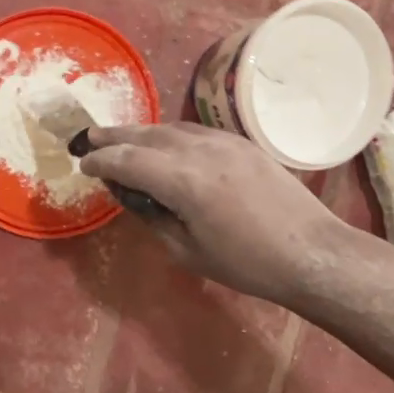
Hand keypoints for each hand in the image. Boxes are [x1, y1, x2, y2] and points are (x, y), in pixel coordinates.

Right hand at [79, 122, 346, 303]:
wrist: (310, 252)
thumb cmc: (246, 263)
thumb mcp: (188, 251)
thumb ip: (154, 218)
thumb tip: (133, 196)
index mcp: (183, 180)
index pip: (128, 160)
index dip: (101, 161)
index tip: (83, 166)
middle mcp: (201, 150)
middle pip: (147, 135)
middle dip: (115, 137)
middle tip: (88, 138)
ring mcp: (226, 142)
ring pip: (172, 129)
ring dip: (143, 134)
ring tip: (122, 141)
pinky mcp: (244, 144)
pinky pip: (196, 132)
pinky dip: (172, 136)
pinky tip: (166, 148)